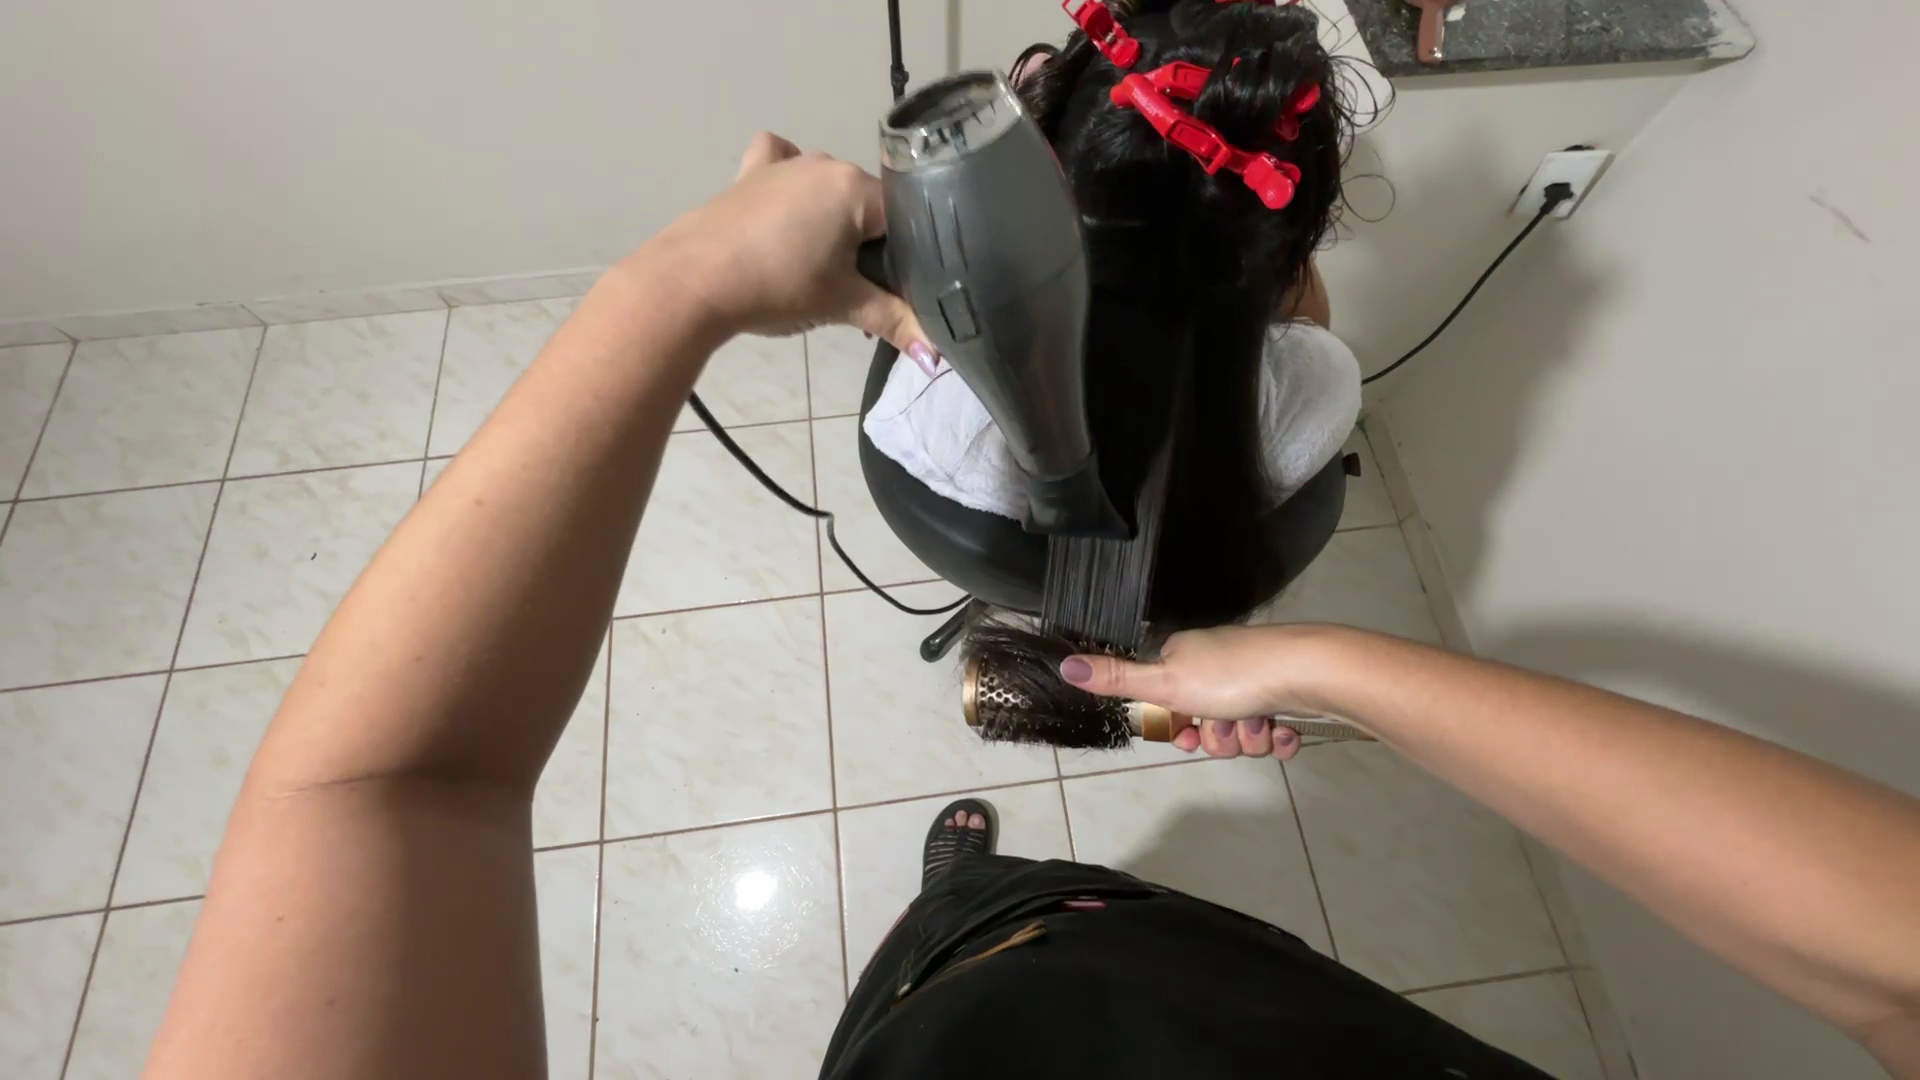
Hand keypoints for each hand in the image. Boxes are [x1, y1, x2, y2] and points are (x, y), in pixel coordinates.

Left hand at [639, 133, 930, 354]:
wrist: (695, 281)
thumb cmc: (779, 287)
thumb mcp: (844, 307)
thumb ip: (895, 323)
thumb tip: (938, 359)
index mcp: (854, 187)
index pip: (905, 219)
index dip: (904, 260)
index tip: (893, 294)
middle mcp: (824, 163)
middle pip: (868, 207)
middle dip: (871, 249)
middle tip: (858, 295)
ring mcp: (784, 164)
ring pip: (830, 191)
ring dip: (836, 225)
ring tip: (821, 269)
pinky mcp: (749, 173)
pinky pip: (784, 164)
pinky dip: (794, 183)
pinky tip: (791, 207)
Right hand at [1059, 624, 1353, 759]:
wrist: (1309, 671)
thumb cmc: (1231, 677)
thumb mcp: (1165, 683)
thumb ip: (1116, 678)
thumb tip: (1063, 664)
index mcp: (1185, 656)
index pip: (1167, 701)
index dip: (1176, 728)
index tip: (1185, 736)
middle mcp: (1217, 664)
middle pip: (1204, 720)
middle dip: (1218, 737)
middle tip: (1229, 729)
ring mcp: (1254, 677)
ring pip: (1240, 729)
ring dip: (1249, 738)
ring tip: (1262, 726)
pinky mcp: (1288, 692)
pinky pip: (1274, 728)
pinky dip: (1279, 737)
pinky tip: (1286, 734)